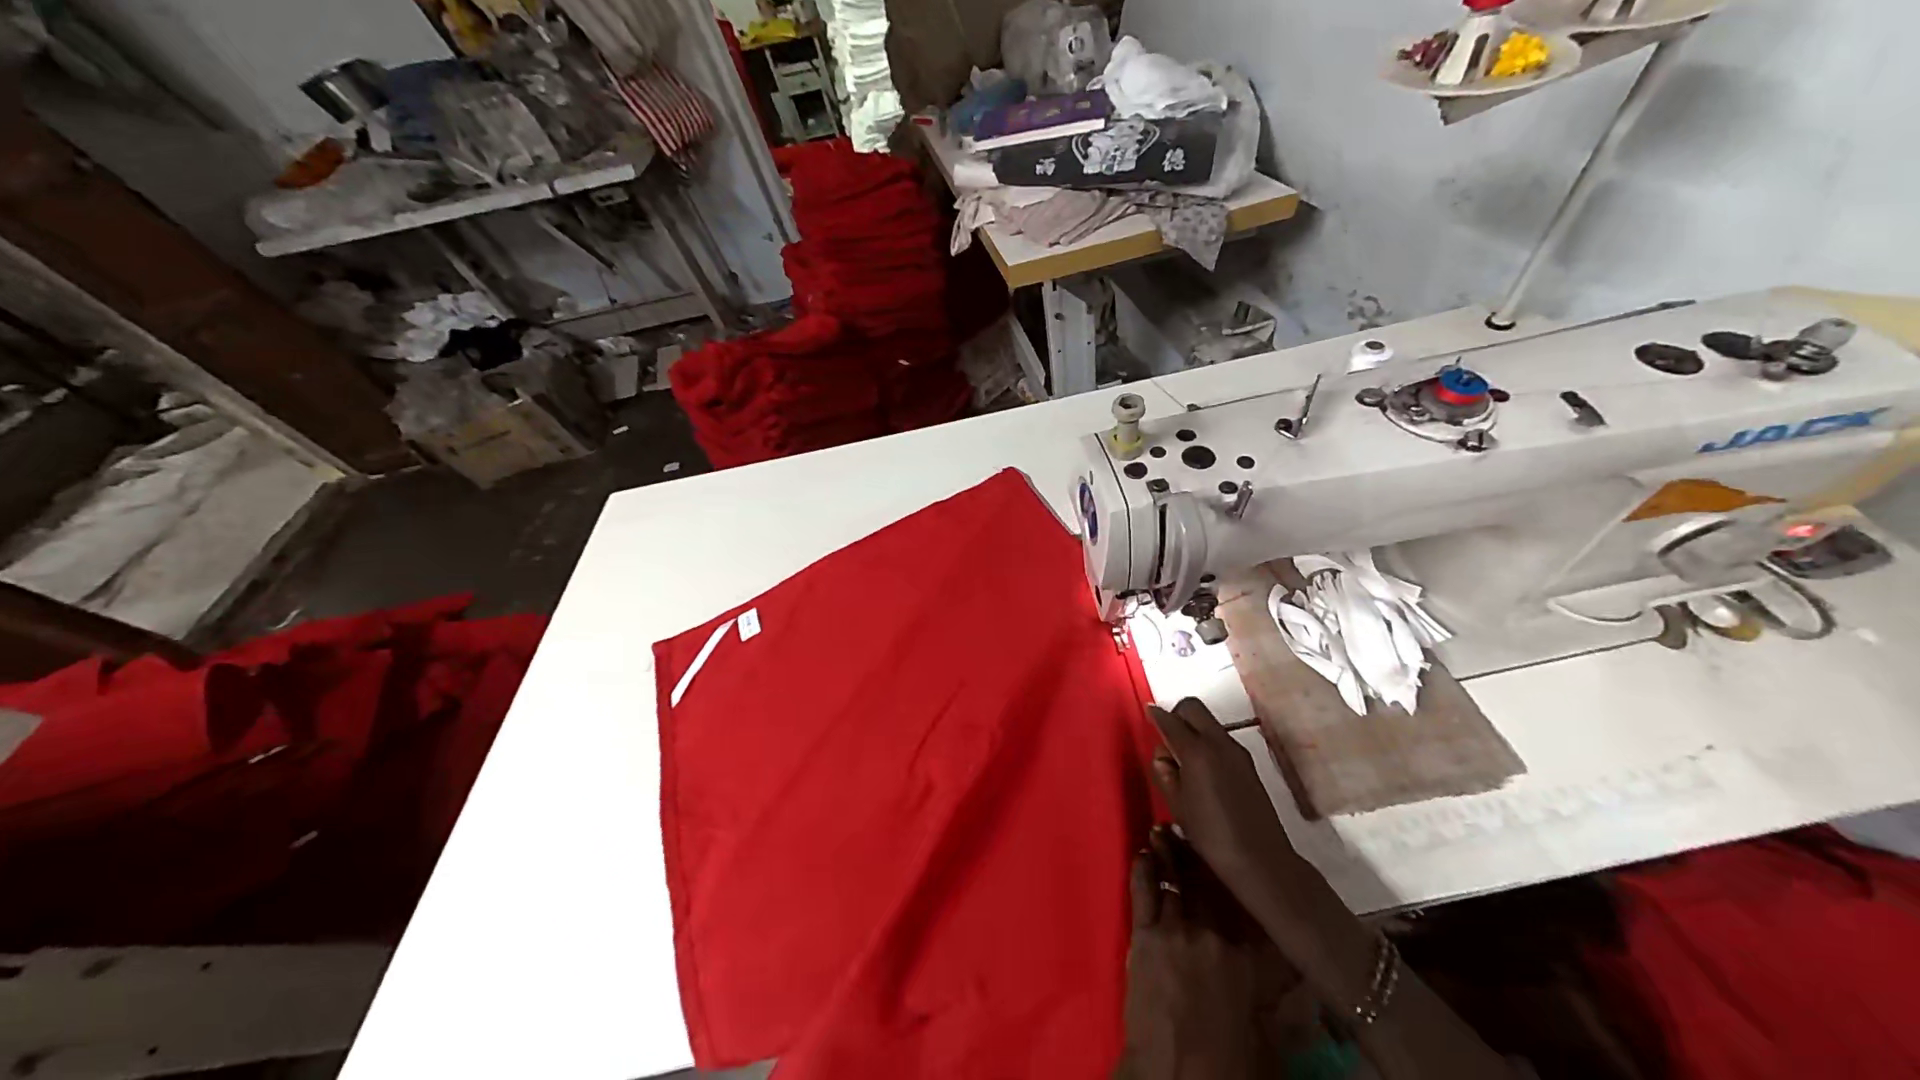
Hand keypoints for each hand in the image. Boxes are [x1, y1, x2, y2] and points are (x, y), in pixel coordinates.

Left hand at [1117, 827, 1297, 1078]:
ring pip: (1175, 879)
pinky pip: (1143, 891)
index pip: (1242, 902)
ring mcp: (1177, 929)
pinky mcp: (1145, 934)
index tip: (1231, 846)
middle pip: (1207, 881)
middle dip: (1199, 852)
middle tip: (1191, 824)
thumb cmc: (1226, 1056)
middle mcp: (1214, 933)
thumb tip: (1287, 960)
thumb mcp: (1262, 1019)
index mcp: (1248, 955)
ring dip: (1169, 852)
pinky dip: (1142, 868)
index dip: (1235, 872)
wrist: (1177, 1072)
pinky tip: (1141, 852)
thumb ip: (1271, 981)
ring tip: (1164, 828)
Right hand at [1146, 699, 1300, 902]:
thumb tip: (1163, 755)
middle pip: (1192, 708)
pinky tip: (1202, 772)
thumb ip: (1165, 772)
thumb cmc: (1211, 835)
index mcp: (1196, 751)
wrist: (1260, 858)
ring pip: (1208, 722)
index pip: (1170, 720)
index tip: (1148, 716)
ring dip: (1192, 728)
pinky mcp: (1247, 762)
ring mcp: (1237, 751)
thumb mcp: (1177, 805)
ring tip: (1183, 761)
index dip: (1155, 716)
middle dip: (1175, 715)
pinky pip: (1220, 738)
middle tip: (1166, 740)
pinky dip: (1206, 742)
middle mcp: (1218, 743)